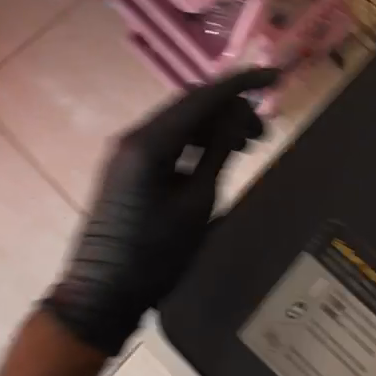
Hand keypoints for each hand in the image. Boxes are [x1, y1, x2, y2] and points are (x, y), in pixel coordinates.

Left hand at [40, 69, 273, 354]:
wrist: (100, 297)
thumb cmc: (154, 256)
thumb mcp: (197, 203)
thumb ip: (219, 152)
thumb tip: (240, 116)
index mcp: (150, 142)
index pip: (203, 96)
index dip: (243, 83)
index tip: (276, 77)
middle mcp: (135, 135)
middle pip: (192, 103)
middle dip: (232, 108)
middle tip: (263, 131)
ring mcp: (128, 150)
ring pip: (181, 119)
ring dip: (216, 124)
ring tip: (248, 145)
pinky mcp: (128, 165)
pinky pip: (169, 137)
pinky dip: (198, 138)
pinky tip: (220, 155)